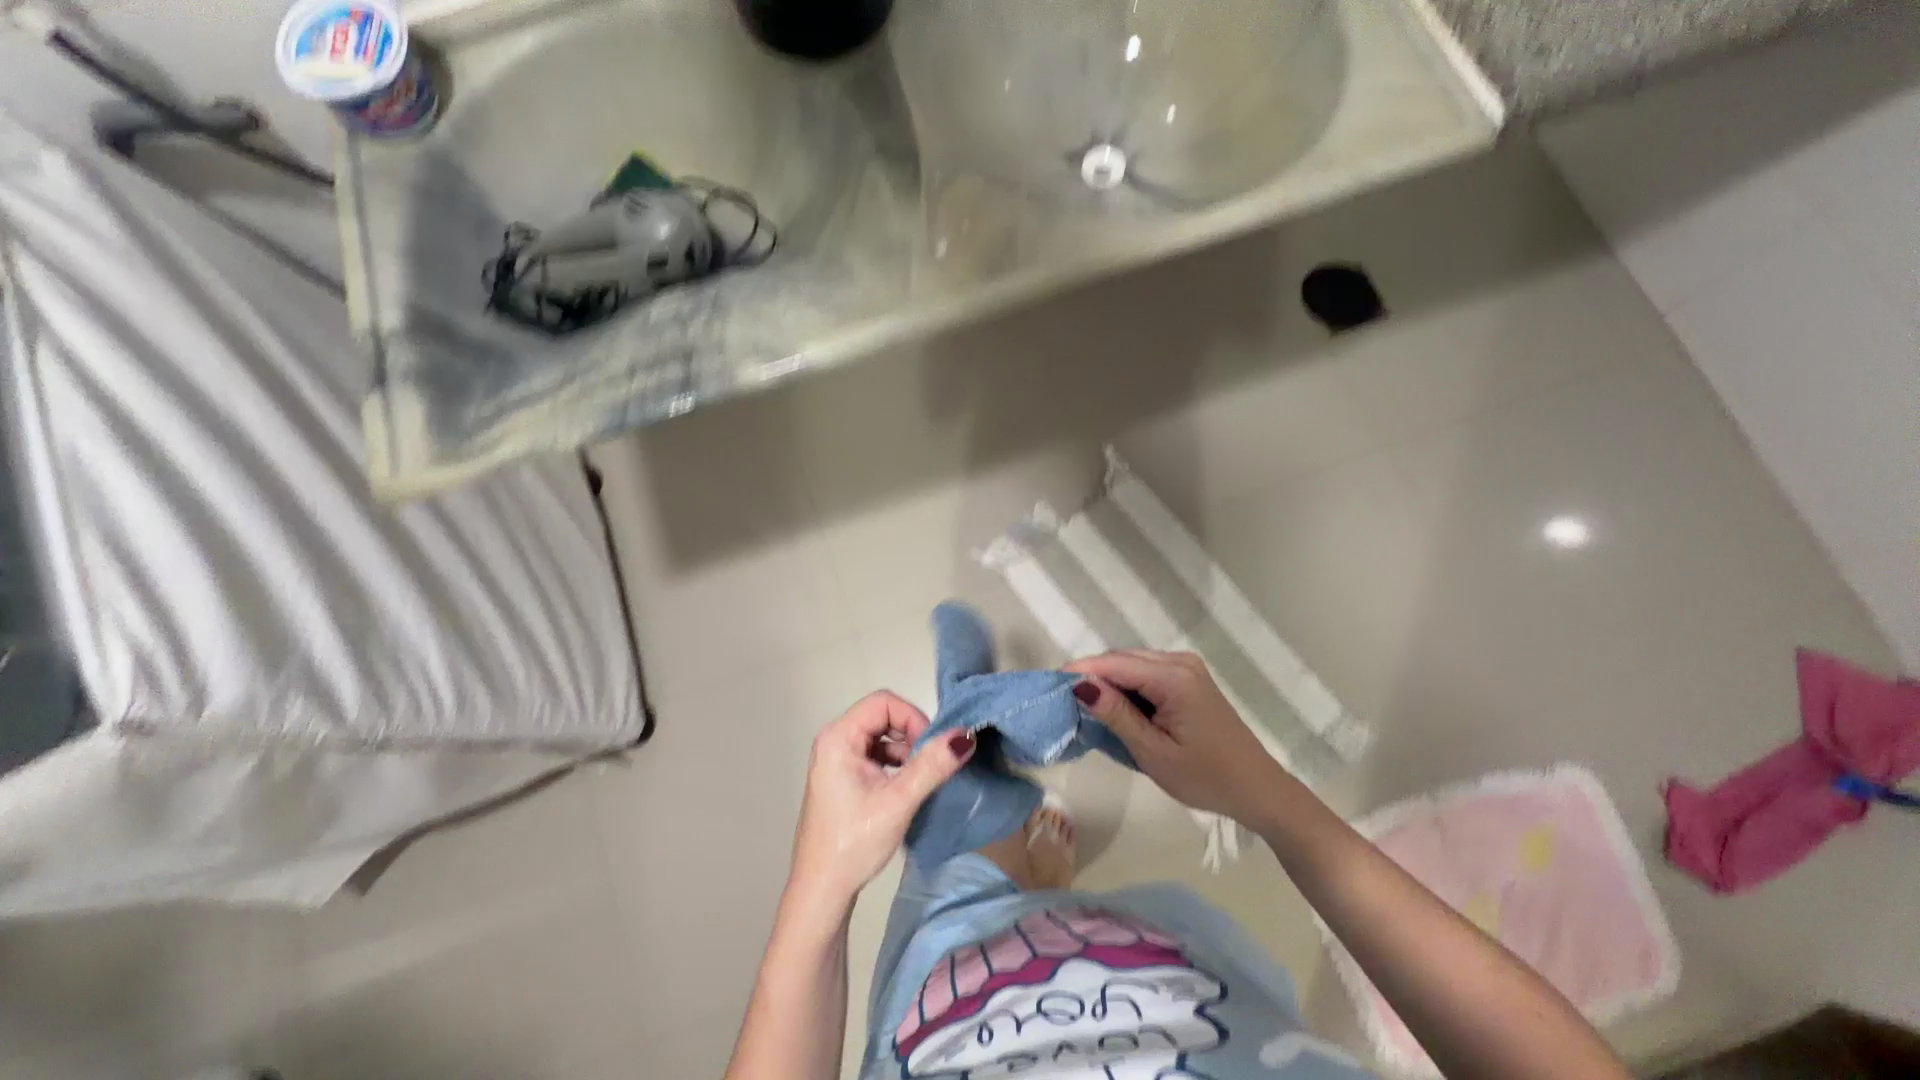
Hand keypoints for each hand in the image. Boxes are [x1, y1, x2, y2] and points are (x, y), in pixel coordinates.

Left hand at [788, 691, 974, 910]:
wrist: (822, 889)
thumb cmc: (855, 842)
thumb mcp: (898, 801)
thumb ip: (932, 766)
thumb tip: (966, 736)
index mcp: (838, 737)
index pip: (884, 702)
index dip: (913, 719)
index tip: (931, 750)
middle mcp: (833, 741)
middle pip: (882, 716)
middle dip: (912, 735)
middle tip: (931, 766)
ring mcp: (836, 760)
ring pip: (881, 737)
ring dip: (906, 752)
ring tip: (921, 781)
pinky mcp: (842, 778)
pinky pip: (875, 755)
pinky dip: (896, 765)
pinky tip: (907, 790)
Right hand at [1066, 650, 1290, 825]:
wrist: (1255, 788)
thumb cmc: (1204, 777)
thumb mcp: (1153, 751)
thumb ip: (1117, 715)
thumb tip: (1080, 685)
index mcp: (1173, 678)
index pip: (1113, 664)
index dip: (1079, 671)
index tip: (1047, 685)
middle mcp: (1180, 662)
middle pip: (1121, 659)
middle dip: (1091, 675)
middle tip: (1060, 700)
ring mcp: (1187, 668)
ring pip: (1132, 664)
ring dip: (1108, 681)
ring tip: (1081, 706)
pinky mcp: (1189, 679)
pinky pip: (1147, 672)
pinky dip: (1126, 686)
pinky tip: (1114, 707)